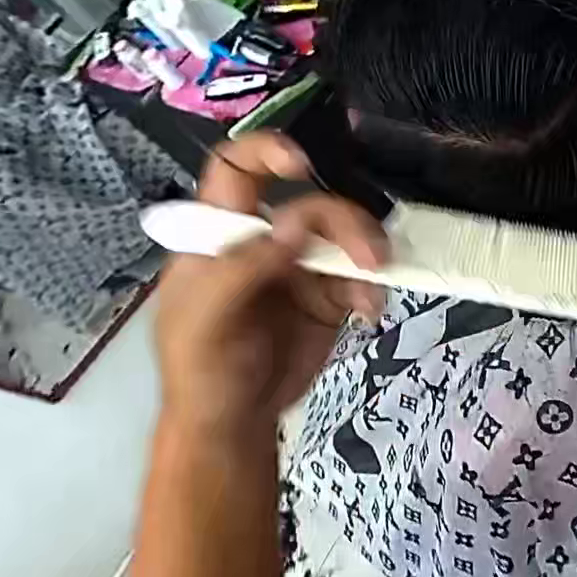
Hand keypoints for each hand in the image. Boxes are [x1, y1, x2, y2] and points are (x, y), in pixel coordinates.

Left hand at [153, 134, 386, 442]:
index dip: (265, 154)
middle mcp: (265, 242)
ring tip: (375, 289)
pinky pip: (361, 278)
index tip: (302, 167)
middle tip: (370, 258)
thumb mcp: (205, 321)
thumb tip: (294, 225)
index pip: (235, 172)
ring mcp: (301, 269)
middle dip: (345, 225)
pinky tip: (370, 313)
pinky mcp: (329, 297)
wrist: (235, 423)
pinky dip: (373, 290)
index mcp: (221, 236)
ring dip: (369, 254)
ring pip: (346, 238)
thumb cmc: (202, 370)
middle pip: (312, 206)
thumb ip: (243, 269)